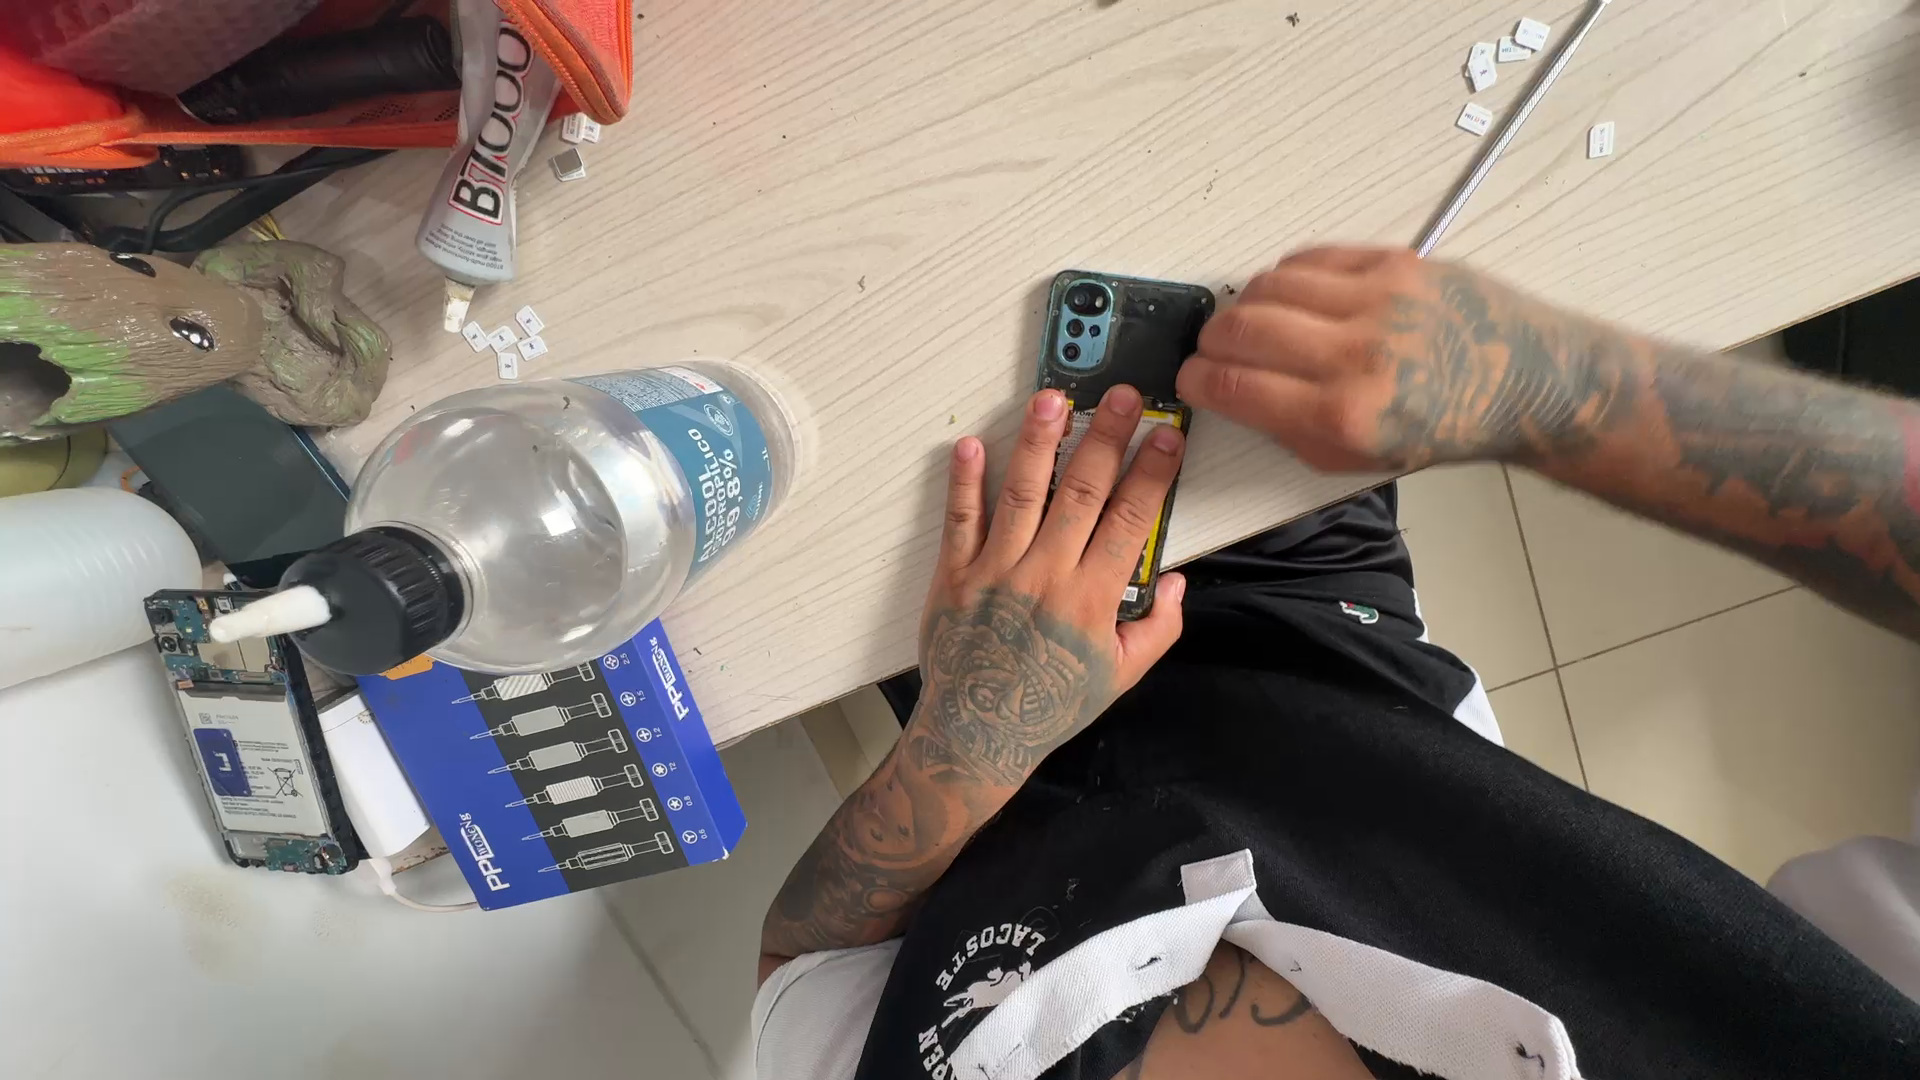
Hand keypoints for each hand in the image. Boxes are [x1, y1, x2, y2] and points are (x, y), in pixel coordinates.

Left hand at [915, 385, 1187, 786]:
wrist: (980, 730)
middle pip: (1081, 492)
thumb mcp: (1122, 675)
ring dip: (1038, 442)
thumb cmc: (1054, 704)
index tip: (1168, 434)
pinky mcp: (954, 573)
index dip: (1152, 473)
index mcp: (1092, 597)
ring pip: (1021, 493)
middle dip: (1105, 438)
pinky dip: (964, 482)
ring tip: (1050, 399)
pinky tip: (969, 444)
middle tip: (1120, 395)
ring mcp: (995, 569)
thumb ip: (1160, 628)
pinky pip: (960, 519)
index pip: (1129, 521)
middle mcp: (1045, 573)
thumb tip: (1179, 579)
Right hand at [1175, 247, 1635, 471]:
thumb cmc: (1430, 430)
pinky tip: (1285, 297)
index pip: (1234, 385)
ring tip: (1247, 323)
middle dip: (1209, 342)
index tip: (1189, 379)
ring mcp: (1376, 300)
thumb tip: (1229, 388)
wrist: (1522, 381)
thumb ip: (1281, 427)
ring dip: (1240, 306)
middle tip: (1211, 351)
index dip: (1195, 380)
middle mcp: (1355, 354)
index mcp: (1339, 415)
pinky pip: (1308, 257)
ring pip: (1267, 285)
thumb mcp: (1345, 457)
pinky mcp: (1395, 262)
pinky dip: (1281, 277)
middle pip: (1241, 329)